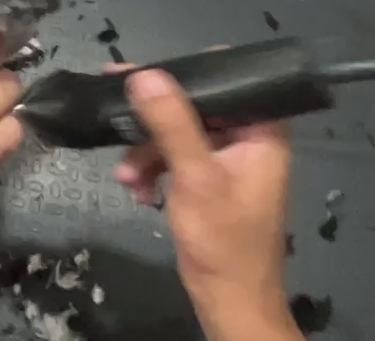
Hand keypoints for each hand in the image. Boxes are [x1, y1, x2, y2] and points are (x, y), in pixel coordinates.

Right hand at [114, 68, 294, 335]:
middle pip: (192, 106)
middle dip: (151, 118)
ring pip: (173, 133)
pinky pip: (168, 158)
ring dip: (142, 150)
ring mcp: (222, 163)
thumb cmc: (223, 241)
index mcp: (259, 136)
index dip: (193, 70)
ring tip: (125, 175)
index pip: (231, 82)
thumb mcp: (195, 177)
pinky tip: (134, 189)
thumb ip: (171, 123)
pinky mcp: (202, 181)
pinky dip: (148, 169)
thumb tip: (144, 74)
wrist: (227, 305)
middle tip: (115, 106)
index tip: (149, 68)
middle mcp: (243, 143)